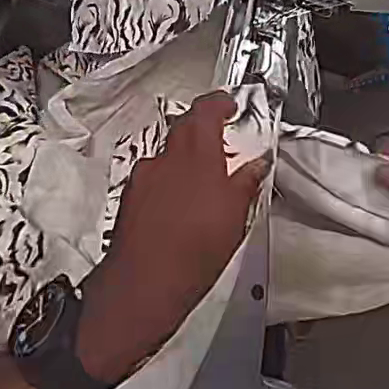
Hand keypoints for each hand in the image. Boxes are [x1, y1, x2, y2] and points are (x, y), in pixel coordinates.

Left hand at [77, 92, 268, 382]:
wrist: (144, 286)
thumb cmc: (194, 251)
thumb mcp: (235, 216)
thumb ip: (246, 182)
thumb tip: (257, 163)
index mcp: (195, 154)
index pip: (205, 110)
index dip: (219, 103)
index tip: (229, 105)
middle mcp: (165, 158)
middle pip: (185, 128)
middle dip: (204, 129)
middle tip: (224, 139)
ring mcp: (144, 177)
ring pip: (169, 155)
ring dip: (187, 159)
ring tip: (206, 182)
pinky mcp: (131, 198)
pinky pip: (155, 177)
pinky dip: (171, 181)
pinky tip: (182, 206)